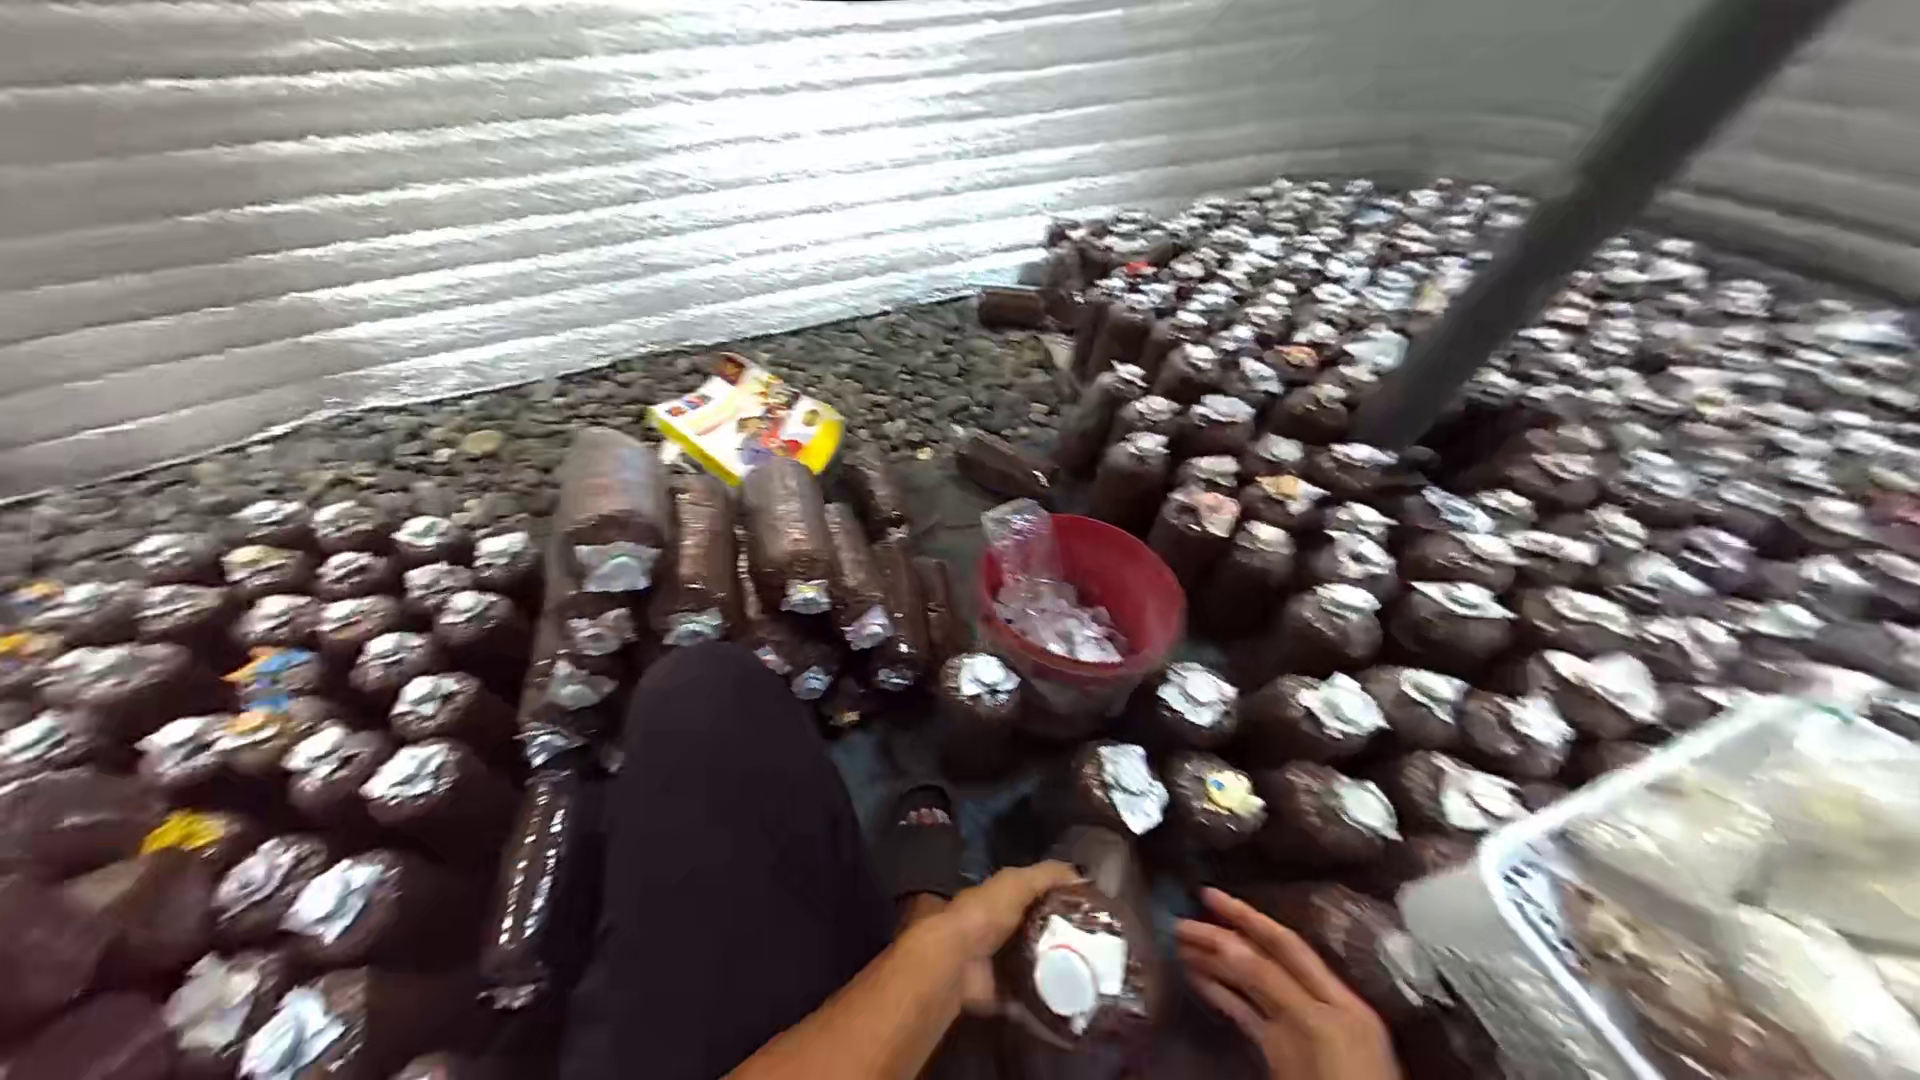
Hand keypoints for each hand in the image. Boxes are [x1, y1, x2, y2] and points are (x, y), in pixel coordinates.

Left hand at [915, 861, 1079, 1020]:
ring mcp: (1004, 963)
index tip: (1095, 912)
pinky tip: (1075, 1000)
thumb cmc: (986, 912)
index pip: (1041, 897)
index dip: (1065, 901)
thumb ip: (1046, 875)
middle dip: (1067, 938)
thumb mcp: (1017, 882)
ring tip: (1095, 974)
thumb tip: (1082, 875)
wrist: (958, 960)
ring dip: (1061, 969)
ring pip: (1040, 964)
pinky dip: (1049, 999)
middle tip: (1101, 948)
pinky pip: (1032, 997)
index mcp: (1006, 900)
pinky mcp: (1005, 994)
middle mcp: (1005, 930)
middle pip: (1043, 932)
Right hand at [1177, 888, 1401, 1079]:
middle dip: (1220, 938)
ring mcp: (1295, 1029)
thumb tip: (1227, 943)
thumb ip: (1272, 983)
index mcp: (1334, 995)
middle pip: (1261, 960)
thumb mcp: (1316, 1029)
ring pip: (1249, 986)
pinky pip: (1246, 1015)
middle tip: (1180, 925)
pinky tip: (1195, 980)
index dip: (1246, 915)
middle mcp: (1313, 1004)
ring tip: (1179, 948)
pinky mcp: (1279, 1053)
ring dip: (1215, 964)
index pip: (1283, 942)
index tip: (1206, 894)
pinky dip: (1221, 995)